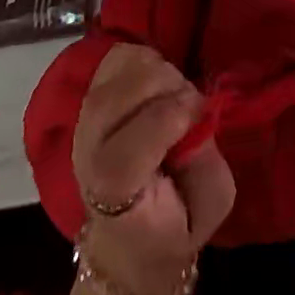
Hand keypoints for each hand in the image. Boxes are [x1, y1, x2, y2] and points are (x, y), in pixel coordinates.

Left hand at [70, 44, 234, 294]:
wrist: (129, 237)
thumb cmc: (173, 225)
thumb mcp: (209, 209)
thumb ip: (206, 165)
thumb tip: (197, 115)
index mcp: (115, 194)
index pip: (124, 153)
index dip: (166, 120)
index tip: (200, 111)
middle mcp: (89, 154)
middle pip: (113, 101)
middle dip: (164, 87)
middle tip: (191, 100)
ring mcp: (84, 123)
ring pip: (112, 76)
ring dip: (154, 70)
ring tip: (175, 89)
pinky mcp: (90, 100)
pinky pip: (112, 61)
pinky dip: (140, 57)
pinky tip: (157, 76)